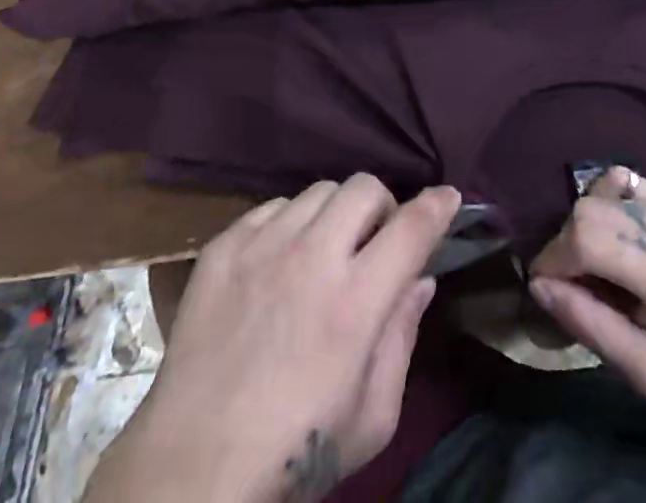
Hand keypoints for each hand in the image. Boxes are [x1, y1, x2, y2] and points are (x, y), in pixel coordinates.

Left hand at [84, 176, 458, 502]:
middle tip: (375, 243)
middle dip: (381, 207)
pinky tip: (279, 261)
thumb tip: (420, 280)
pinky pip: (270, 207)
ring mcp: (260, 245)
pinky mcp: (222, 247)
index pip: (411, 229)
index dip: (438, 207)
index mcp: (355, 301)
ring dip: (334, 214)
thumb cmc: (297, 447)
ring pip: (316, 191)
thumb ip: (401, 337)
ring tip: (324, 252)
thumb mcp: (373, 415)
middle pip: (362, 188)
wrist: (196, 458)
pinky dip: (288, 224)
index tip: (449, 197)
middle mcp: (310, 257)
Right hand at [529, 167, 645, 431]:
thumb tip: (537, 284)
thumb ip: (587, 323)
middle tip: (572, 285)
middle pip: (587, 211)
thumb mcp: (645, 374)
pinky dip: (603, 205)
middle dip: (563, 246)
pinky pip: (622, 182)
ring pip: (598, 196)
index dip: (552, 261)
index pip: (587, 239)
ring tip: (595, 268)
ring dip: (581, 229)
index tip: (546, 291)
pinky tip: (614, 240)